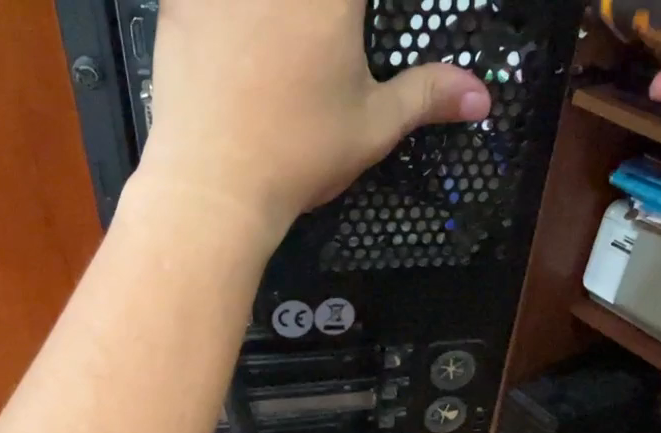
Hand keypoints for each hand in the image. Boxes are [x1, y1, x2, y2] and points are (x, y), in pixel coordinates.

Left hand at [132, 0, 490, 234]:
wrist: (215, 186)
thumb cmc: (301, 154)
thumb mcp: (374, 128)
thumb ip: (426, 96)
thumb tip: (481, 95)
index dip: (353, 12)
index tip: (353, 28)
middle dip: (319, 14)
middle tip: (318, 46)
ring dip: (271, 14)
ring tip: (278, 46)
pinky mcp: (179, 4)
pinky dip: (211, 14)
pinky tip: (226, 37)